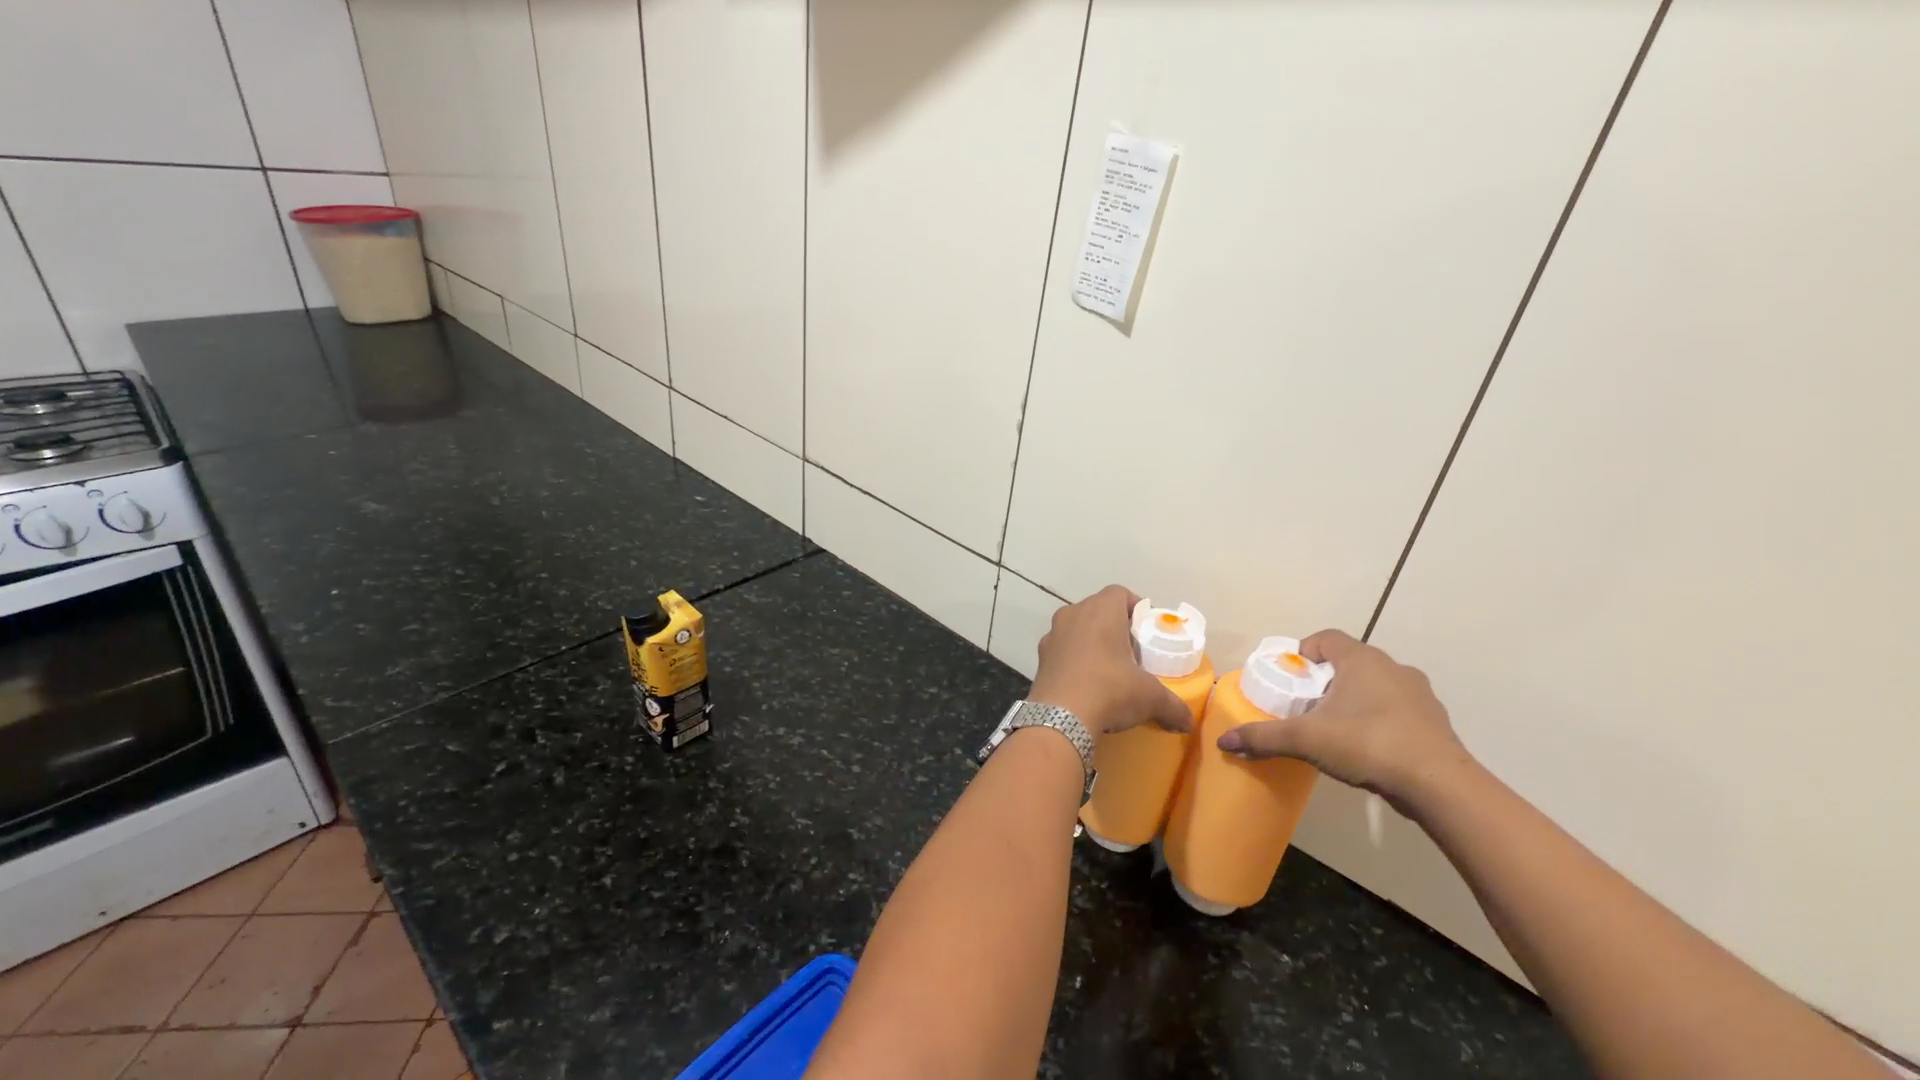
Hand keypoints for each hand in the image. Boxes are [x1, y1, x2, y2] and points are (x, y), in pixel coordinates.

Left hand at [1028, 585, 1191, 740]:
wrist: (1058, 719)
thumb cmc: (1110, 691)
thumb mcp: (1150, 698)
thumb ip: (1173, 706)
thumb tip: (1188, 722)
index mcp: (1101, 610)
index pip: (1120, 594)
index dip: (1135, 608)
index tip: (1145, 631)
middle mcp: (1073, 614)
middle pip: (1097, 610)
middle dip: (1114, 627)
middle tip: (1131, 653)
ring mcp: (1051, 635)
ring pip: (1076, 629)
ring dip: (1091, 643)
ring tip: (1108, 670)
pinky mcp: (1039, 659)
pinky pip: (1062, 651)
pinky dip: (1074, 661)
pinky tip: (1085, 685)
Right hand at [1215, 629, 1473, 808]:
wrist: (1438, 783)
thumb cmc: (1367, 744)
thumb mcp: (1306, 740)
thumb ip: (1264, 737)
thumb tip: (1224, 741)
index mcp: (1362, 660)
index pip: (1326, 638)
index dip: (1304, 652)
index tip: (1291, 678)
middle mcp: (1393, 667)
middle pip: (1350, 663)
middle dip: (1326, 682)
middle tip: (1306, 708)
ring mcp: (1419, 694)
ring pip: (1376, 687)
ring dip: (1355, 702)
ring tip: (1336, 731)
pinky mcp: (1434, 723)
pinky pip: (1397, 712)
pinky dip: (1380, 722)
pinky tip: (1368, 750)